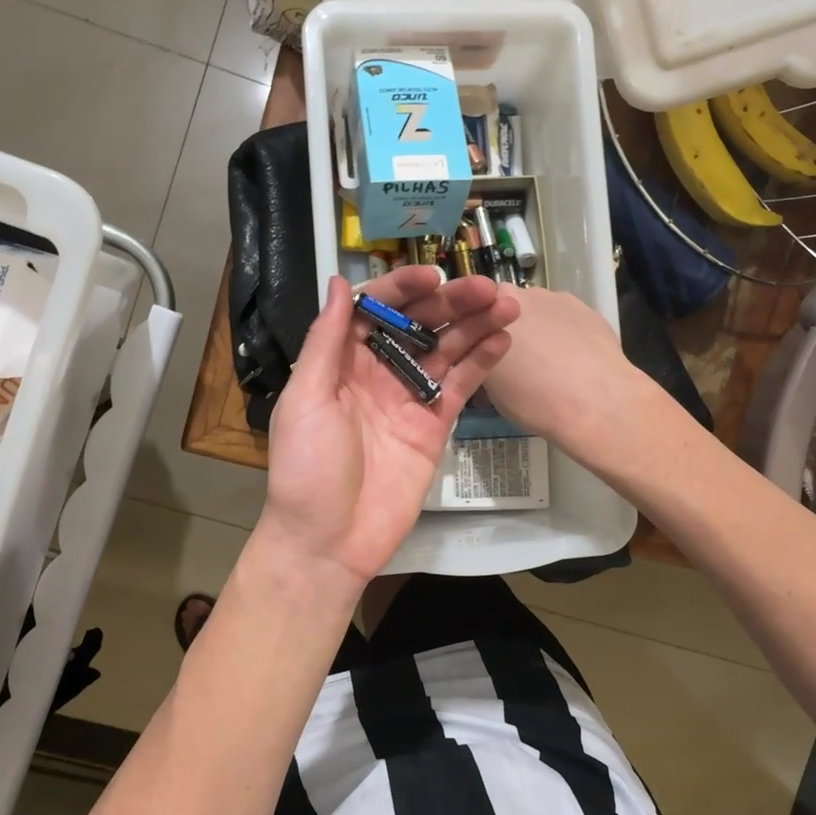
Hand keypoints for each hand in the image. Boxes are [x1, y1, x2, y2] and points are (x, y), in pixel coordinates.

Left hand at [259, 266, 518, 581]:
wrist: (329, 540)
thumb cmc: (307, 468)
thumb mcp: (306, 398)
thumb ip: (327, 340)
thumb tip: (340, 282)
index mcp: (341, 361)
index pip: (376, 310)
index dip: (403, 289)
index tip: (433, 274)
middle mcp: (377, 372)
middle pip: (418, 325)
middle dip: (451, 303)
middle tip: (488, 288)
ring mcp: (409, 398)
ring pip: (446, 350)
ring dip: (475, 326)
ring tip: (508, 306)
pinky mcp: (434, 425)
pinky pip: (461, 386)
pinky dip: (482, 363)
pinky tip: (502, 340)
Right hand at [482, 286, 653, 459]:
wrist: (594, 401)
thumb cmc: (532, 398)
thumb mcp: (490, 384)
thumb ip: (486, 356)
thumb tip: (494, 354)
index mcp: (492, 310)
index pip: (477, 308)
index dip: (483, 329)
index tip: (487, 352)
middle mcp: (522, 295)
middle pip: (511, 305)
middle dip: (513, 326)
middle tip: (519, 360)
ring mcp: (558, 299)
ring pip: (543, 310)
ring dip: (542, 328)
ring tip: (552, 363)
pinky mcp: (588, 309)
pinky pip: (569, 319)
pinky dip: (569, 333)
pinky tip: (577, 360)